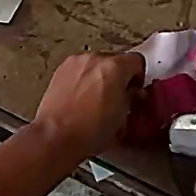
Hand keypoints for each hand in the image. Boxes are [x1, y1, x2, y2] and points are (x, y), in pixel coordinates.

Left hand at [25, 51, 143, 162]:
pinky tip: (80, 98)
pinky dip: (83, 79)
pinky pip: (80, 69)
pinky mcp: (61, 69)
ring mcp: (76, 62)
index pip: (137, 61)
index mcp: (115, 67)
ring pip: (96, 64)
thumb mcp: (123, 119)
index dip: (138, 76)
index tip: (135, 89)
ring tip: (95, 99)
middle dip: (118, 76)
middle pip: (115, 60)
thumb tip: (134, 94)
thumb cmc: (89, 131)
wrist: (56, 136)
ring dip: (99, 76)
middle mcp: (95, 59)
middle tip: (116, 97)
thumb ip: (132, 99)